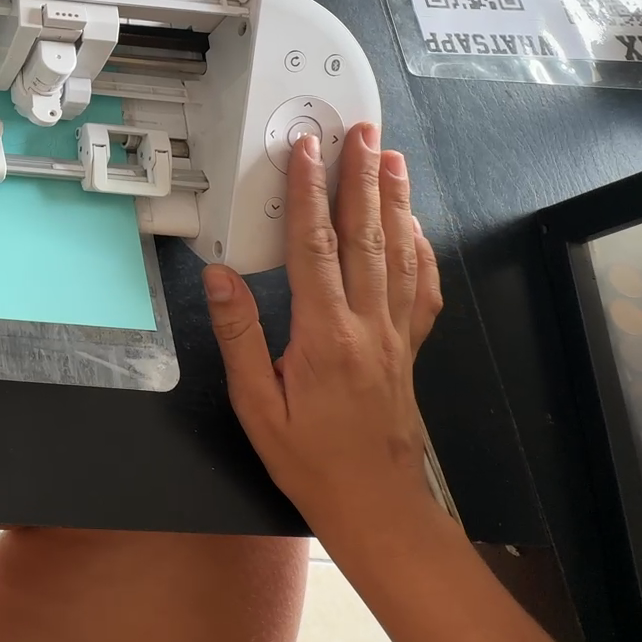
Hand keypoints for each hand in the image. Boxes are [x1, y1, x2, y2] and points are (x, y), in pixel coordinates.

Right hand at [201, 123, 443, 533]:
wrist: (376, 507)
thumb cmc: (308, 457)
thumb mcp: (254, 403)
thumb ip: (239, 334)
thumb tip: (220, 276)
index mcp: (325, 334)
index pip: (316, 247)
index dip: (309, 193)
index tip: (308, 152)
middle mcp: (369, 325)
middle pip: (368, 237)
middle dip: (363, 179)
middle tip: (364, 134)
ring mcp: (396, 334)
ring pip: (401, 255)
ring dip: (395, 202)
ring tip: (393, 159)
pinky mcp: (408, 347)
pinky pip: (420, 289)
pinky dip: (419, 248)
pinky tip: (414, 227)